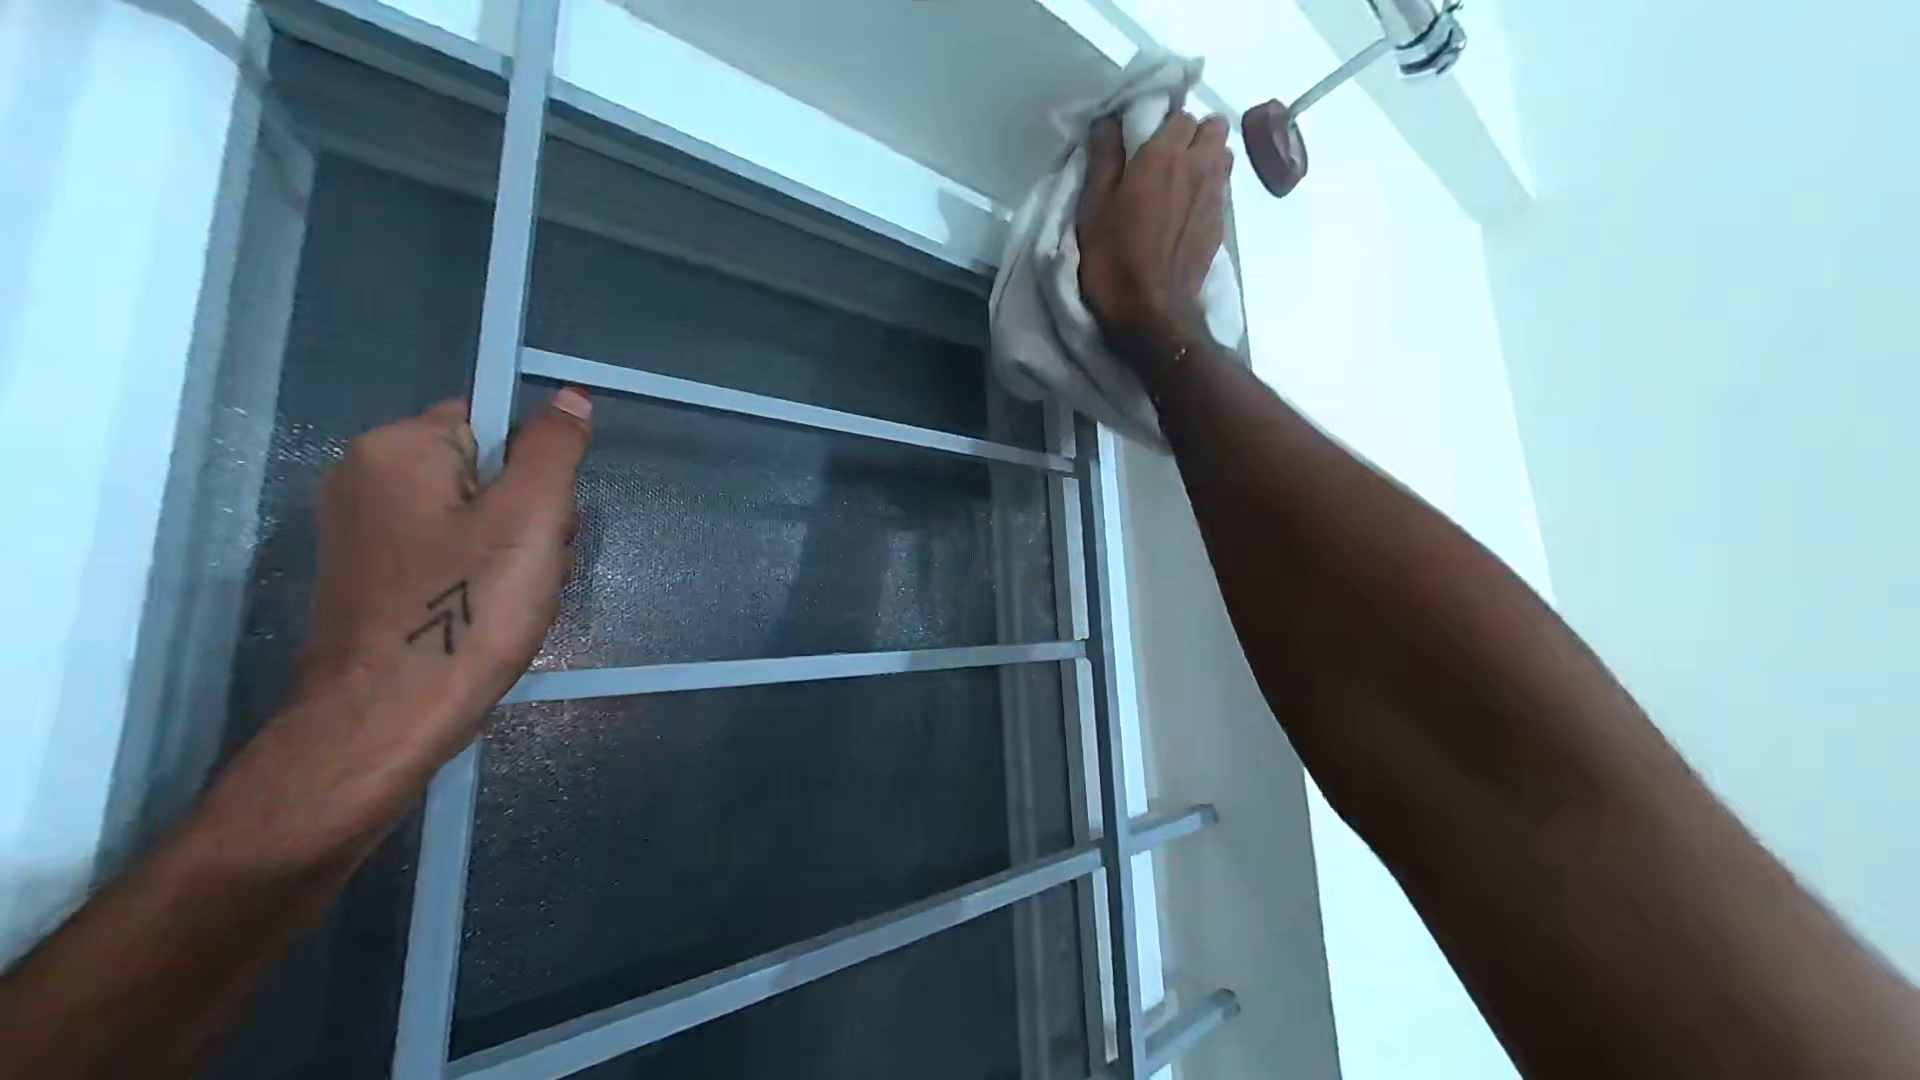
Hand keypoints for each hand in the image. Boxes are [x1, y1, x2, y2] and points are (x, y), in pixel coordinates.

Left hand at [202, 390, 593, 861]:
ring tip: (521, 593)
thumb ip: (553, 448)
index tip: (545, 518)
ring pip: (473, 513)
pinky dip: (482, 570)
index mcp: (398, 450)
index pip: (492, 421)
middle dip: (529, 512)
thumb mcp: (531, 518)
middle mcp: (365, 477)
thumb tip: (570, 396)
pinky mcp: (372, 573)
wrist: (389, 714)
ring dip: (515, 545)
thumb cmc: (467, 606)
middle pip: (484, 469)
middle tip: (538, 563)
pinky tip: (493, 608)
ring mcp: (363, 529)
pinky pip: (449, 548)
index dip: (535, 466)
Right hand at [1077, 112, 1232, 372]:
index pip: (1178, 112)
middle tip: (1166, 160)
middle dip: (1193, 135)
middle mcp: (1199, 164)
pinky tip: (1187, 212)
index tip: (1144, 141)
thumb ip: (1103, 159)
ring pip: (1223, 155)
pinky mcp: (1221, 223)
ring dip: (1206, 159)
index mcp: (1164, 154)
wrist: (1153, 313)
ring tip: (1181, 183)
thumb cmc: (1114, 260)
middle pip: (1212, 127)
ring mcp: (1216, 194)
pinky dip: (1208, 189)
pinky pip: (1221, 188)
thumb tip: (1109, 120)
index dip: (1162, 123)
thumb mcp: (1092, 209)